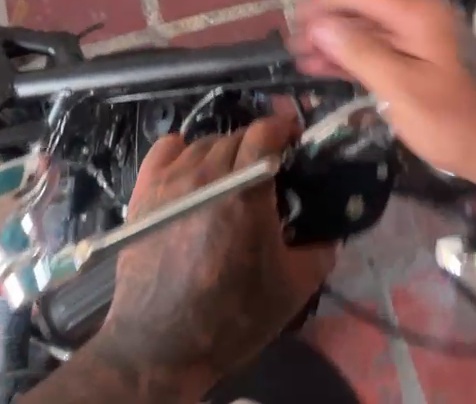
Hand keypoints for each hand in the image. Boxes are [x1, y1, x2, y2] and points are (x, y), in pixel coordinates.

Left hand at [88, 114, 335, 397]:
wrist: (160, 346)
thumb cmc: (231, 316)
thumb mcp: (293, 288)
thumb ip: (321, 250)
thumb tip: (331, 231)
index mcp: (246, 191)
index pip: (265, 132)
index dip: (284, 129)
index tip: (294, 141)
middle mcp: (207, 175)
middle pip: (236, 136)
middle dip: (257, 146)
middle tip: (268, 172)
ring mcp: (171, 180)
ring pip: (204, 143)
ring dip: (224, 152)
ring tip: (231, 177)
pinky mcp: (144, 192)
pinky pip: (165, 149)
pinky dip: (182, 150)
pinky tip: (191, 167)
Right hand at [290, 0, 475, 198]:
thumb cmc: (457, 122)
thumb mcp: (401, 88)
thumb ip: (359, 52)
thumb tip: (321, 24)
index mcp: (420, 15)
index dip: (324, 5)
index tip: (292, 22)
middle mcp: (426, 19)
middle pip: (368, 12)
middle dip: (330, 26)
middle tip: (293, 48)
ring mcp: (432, 42)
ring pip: (377, 34)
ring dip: (343, 45)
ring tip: (306, 62)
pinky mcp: (434, 65)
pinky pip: (390, 52)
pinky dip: (363, 60)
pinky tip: (339, 72)